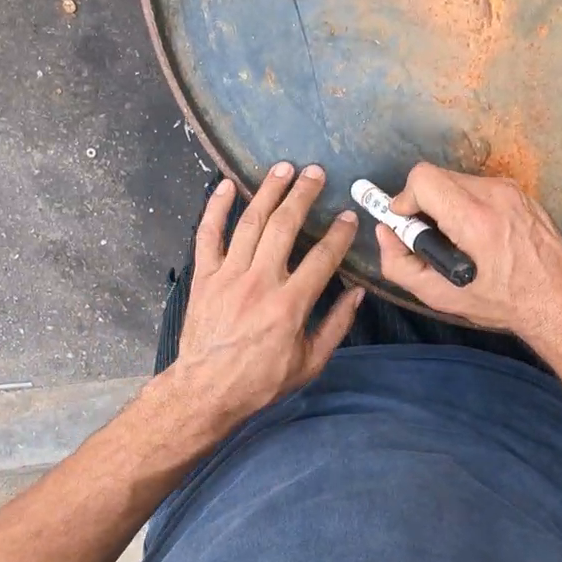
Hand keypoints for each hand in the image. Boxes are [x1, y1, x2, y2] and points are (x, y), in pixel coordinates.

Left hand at [164, 163, 363, 424]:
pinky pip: (208, 235)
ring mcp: (228, 275)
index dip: (339, 234)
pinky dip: (216, 208)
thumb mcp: (309, 363)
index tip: (348, 216)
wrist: (204, 392)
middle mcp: (260, 281)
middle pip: (285, 226)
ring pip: (251, 222)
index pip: (322, 257)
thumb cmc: (260, 381)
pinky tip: (227, 185)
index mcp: (289, 304)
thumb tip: (358, 293)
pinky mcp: (204, 276)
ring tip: (283, 168)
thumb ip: (336, 325)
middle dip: (303, 195)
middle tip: (316, 173)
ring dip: (268, 191)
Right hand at [376, 163, 561, 342]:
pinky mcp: (521, 191)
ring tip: (457, 238)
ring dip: (446, 203)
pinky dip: (468, 204)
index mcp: (475, 220)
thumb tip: (385, 233)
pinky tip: (479, 234)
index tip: (407, 223)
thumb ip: (401, 265)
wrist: (559, 299)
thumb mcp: (442, 297)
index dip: (405, 199)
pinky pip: (479, 186)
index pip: (423, 179)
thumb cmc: (502, 302)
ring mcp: (511, 189)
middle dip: (423, 202)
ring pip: (457, 180)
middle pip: (436, 176)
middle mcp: (494, 195)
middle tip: (429, 235)